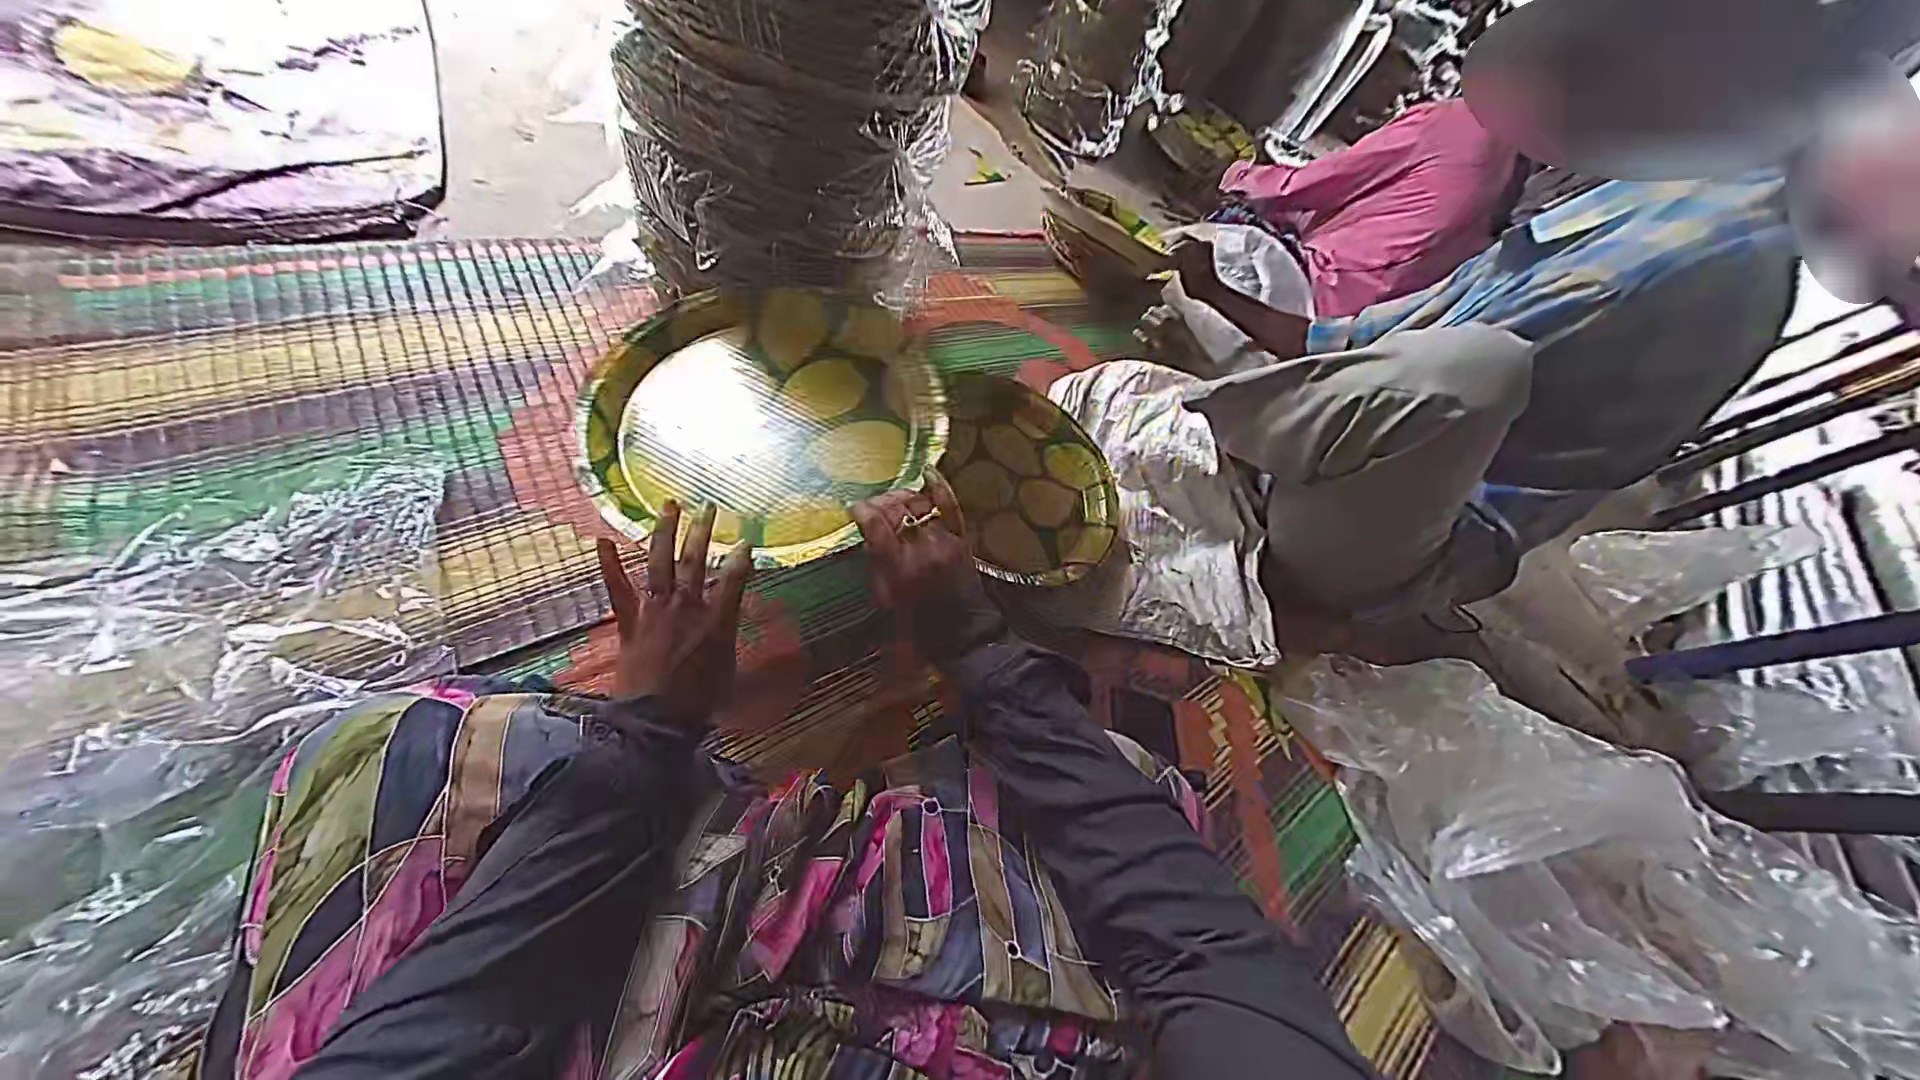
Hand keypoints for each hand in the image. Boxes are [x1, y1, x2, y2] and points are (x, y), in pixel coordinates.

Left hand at [595, 501, 751, 719]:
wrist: (654, 721)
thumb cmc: (700, 702)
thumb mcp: (740, 682)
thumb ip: (765, 666)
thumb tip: (794, 662)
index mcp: (717, 622)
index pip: (734, 580)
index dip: (741, 559)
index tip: (746, 542)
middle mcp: (686, 608)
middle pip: (695, 561)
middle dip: (703, 532)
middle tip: (707, 507)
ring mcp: (655, 611)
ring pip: (660, 563)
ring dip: (664, 533)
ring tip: (669, 506)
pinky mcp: (630, 621)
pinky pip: (617, 588)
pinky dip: (608, 564)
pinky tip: (602, 540)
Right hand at [849, 469, 1005, 663]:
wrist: (964, 634)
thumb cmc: (922, 625)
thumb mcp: (888, 600)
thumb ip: (878, 566)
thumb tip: (870, 538)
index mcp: (900, 568)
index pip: (876, 525)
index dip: (862, 511)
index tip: (854, 509)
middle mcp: (922, 550)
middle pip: (895, 510)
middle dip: (879, 504)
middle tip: (873, 509)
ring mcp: (944, 541)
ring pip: (918, 505)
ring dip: (902, 499)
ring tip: (893, 504)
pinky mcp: (961, 538)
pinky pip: (949, 504)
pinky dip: (938, 486)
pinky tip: (927, 473)